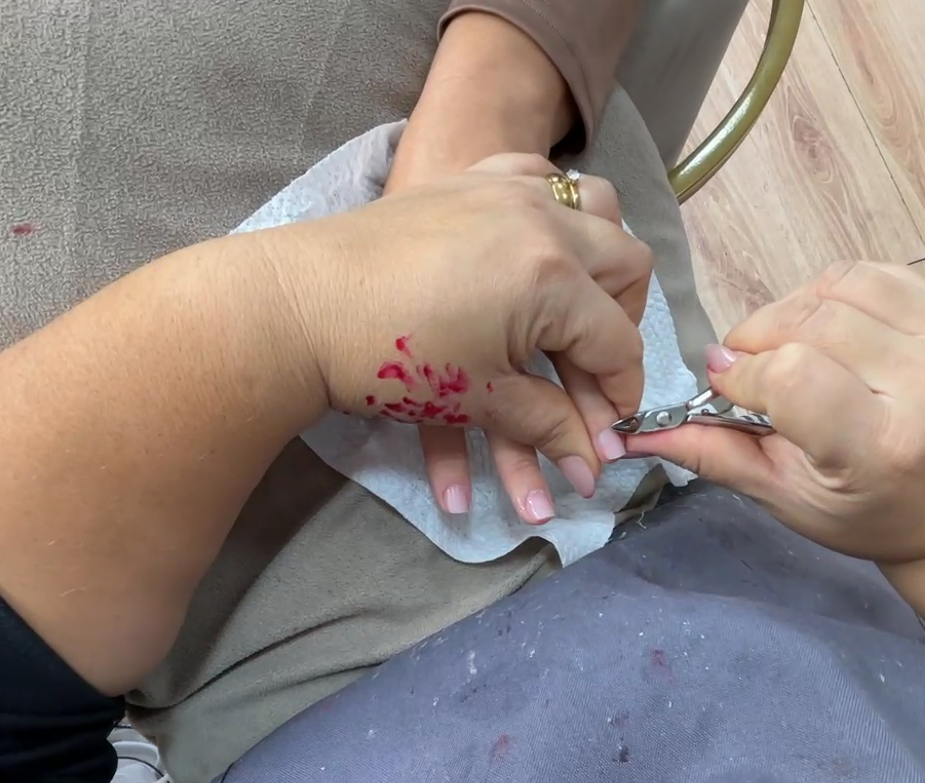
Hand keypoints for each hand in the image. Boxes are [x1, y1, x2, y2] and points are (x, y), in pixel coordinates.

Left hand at [386, 13, 608, 520]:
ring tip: (579, 307)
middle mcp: (545, 222)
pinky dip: (553, 209)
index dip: (621, 393)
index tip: (612, 429)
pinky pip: (538, 175)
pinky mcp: (471, 180)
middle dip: (622, 326)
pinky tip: (536, 245)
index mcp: (553, 280)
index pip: (617, 342)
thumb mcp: (477, 399)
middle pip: (626, 267)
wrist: (298, 305)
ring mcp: (508, 189)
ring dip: (600, 258)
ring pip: (595, 205)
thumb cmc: (388, 361)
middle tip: (594, 371)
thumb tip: (593, 464)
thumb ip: (547, 426)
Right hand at [627, 261, 924, 563]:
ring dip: (788, 314)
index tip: (728, 392)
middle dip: (757, 341)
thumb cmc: (862, 512)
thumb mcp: (781, 497)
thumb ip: (712, 455)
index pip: (791, 376)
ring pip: (832, 287)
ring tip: (786, 352)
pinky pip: (867, 273)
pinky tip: (824, 332)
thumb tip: (634, 432)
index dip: (744, 376)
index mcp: (881, 447)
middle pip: (808, 323)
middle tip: (750, 374)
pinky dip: (827, 295)